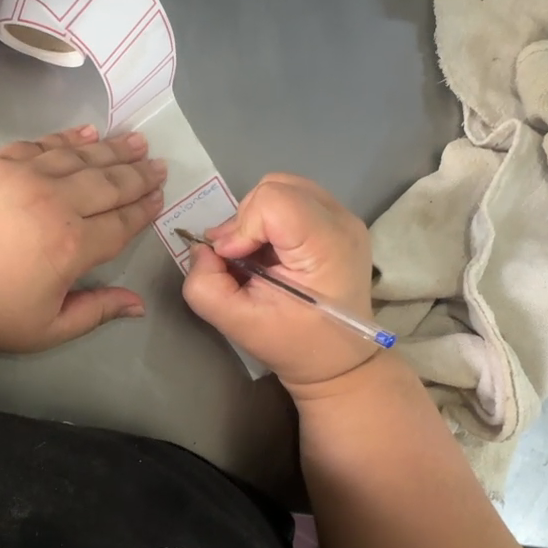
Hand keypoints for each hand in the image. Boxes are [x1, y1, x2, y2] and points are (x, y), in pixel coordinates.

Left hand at [0, 125, 166, 352]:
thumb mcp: (46, 328)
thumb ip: (95, 312)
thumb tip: (138, 304)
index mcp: (74, 246)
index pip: (122, 222)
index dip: (144, 209)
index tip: (161, 197)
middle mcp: (57, 202)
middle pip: (109, 183)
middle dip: (138, 174)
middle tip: (159, 164)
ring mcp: (26, 176)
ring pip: (80, 157)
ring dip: (112, 149)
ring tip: (136, 141)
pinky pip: (43, 143)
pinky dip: (68, 137)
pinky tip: (87, 133)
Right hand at [181, 173, 379, 390]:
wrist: (338, 360)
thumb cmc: (293, 344)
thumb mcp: (236, 324)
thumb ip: (204, 286)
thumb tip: (204, 251)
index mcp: (325, 246)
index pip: (271, 201)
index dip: (241, 227)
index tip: (235, 262)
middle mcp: (341, 221)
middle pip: (275, 187)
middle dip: (244, 220)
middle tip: (237, 258)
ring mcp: (344, 218)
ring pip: (282, 187)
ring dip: (255, 217)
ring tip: (252, 254)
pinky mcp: (337, 221)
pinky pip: (292, 198)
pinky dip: (269, 219)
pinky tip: (270, 251)